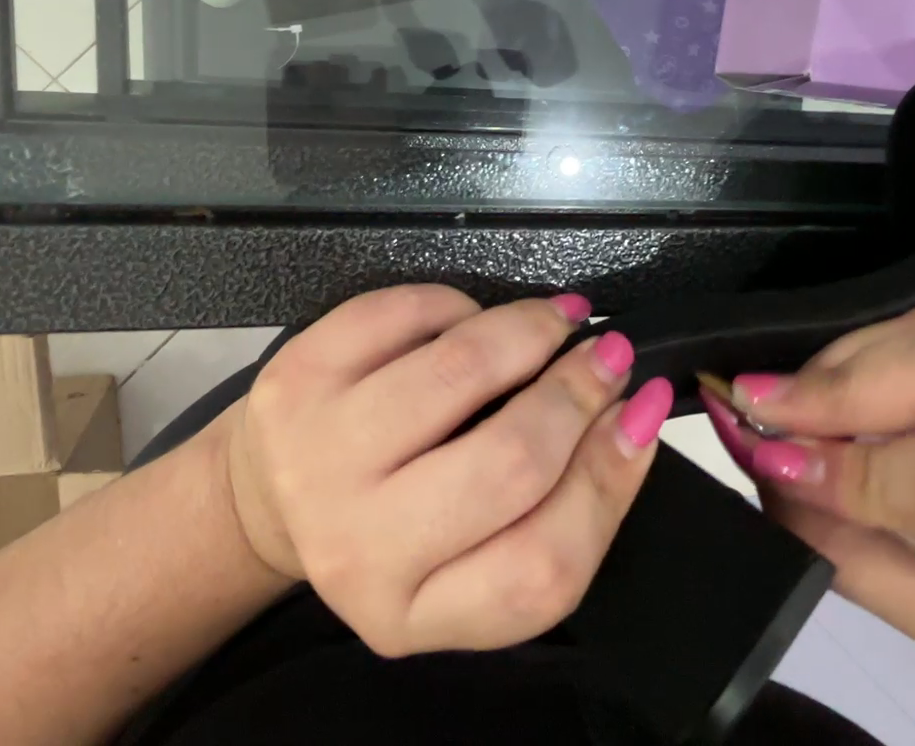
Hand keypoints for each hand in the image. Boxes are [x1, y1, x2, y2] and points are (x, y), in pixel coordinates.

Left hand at [223, 285, 671, 655]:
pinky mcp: (296, 379)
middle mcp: (359, 547)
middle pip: (509, 463)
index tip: (643, 408)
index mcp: (413, 612)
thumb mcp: (465, 555)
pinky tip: (470, 316)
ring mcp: (318, 458)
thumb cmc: (385, 521)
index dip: (612, 477)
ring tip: (554, 322)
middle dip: (576, 391)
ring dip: (527, 332)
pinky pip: (400, 314)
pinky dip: (454, 303)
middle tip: (605, 354)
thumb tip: (634, 413)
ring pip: (457, 372)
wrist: (271, 494)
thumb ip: (556, 503)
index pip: (545, 565)